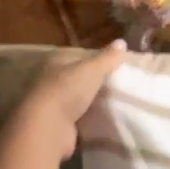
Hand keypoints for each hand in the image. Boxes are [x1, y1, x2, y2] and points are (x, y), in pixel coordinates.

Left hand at [10, 40, 126, 156]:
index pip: (79, 55)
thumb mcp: (92, 69)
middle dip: (96, 82)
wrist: (47, 127)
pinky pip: (78, 117)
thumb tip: (122, 42)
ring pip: (77, 98)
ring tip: (116, 102)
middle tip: (119, 85)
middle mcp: (50, 79)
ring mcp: (52, 102)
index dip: (97, 59)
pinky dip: (88, 118)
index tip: (116, 66)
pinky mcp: (56, 122)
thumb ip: (108, 58)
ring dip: (92, 101)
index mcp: (56, 61)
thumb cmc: (68, 89)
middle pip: (78, 77)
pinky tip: (104, 119)